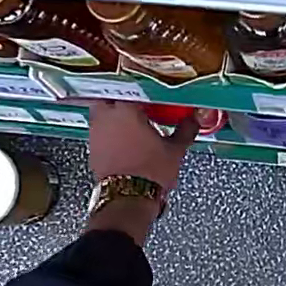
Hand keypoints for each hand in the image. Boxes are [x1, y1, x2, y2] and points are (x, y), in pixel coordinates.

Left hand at [84, 101, 195, 242]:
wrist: (129, 197)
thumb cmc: (150, 171)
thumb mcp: (175, 149)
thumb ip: (185, 130)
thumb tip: (193, 119)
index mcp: (127, 110)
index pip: (134, 88)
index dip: (145, 90)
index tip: (155, 94)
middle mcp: (106, 116)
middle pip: (110, 96)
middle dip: (123, 99)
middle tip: (140, 106)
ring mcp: (96, 132)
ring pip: (102, 113)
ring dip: (115, 115)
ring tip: (135, 124)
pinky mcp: (93, 148)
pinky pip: (101, 131)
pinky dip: (111, 132)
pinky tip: (126, 140)